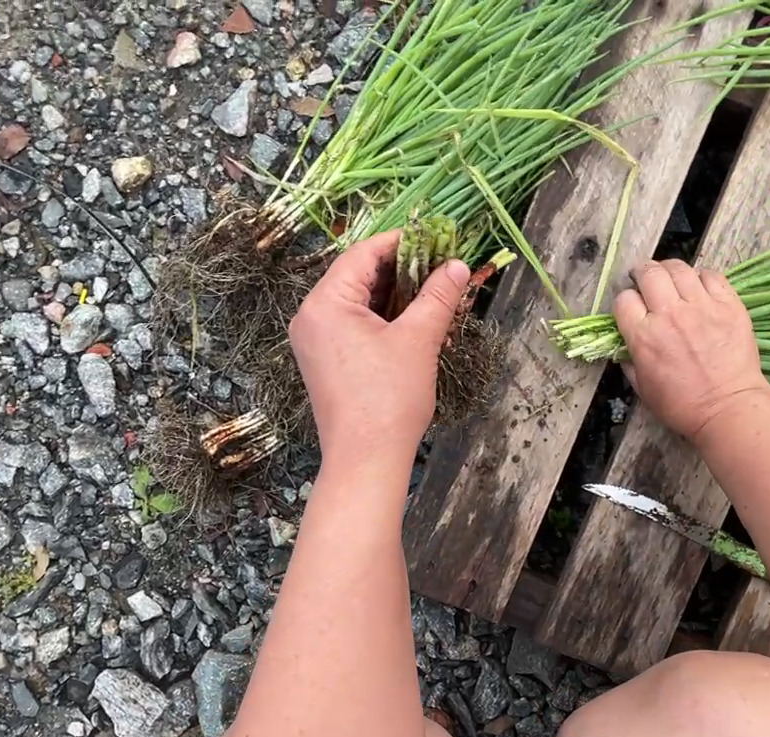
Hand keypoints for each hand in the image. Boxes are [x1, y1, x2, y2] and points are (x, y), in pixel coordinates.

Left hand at [288, 231, 470, 467]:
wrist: (366, 460)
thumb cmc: (388, 400)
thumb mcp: (418, 341)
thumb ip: (438, 297)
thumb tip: (458, 266)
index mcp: (325, 303)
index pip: (363, 254)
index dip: (402, 243)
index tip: (437, 241)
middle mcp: (311, 318)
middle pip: (359, 277)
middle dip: (403, 273)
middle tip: (440, 271)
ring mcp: (314, 343)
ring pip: (359, 305)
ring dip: (396, 300)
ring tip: (433, 300)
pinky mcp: (324, 364)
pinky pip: (354, 329)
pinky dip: (383, 324)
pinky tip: (414, 328)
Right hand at [614, 259, 769, 446]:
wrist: (726, 407)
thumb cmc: (681, 406)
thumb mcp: (642, 389)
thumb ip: (629, 362)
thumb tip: (625, 347)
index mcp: (643, 337)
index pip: (624, 300)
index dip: (625, 302)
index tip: (630, 307)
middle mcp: (670, 315)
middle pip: (649, 274)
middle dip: (642, 273)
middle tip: (645, 279)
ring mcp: (701, 306)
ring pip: (679, 268)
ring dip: (670, 270)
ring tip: (671, 278)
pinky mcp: (728, 304)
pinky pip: (711, 275)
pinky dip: (701, 277)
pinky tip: (698, 287)